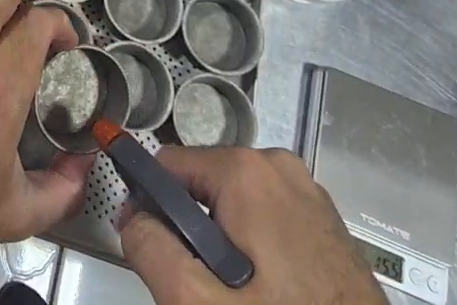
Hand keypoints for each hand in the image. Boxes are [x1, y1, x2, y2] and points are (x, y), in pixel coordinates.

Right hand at [118, 146, 379, 304]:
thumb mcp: (199, 301)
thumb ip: (150, 249)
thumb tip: (132, 216)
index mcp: (246, 170)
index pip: (166, 166)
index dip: (152, 208)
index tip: (162, 254)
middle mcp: (278, 165)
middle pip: (200, 184)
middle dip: (192, 230)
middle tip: (211, 288)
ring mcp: (307, 191)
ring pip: (233, 203)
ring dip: (224, 243)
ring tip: (243, 294)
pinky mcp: (325, 218)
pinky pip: (266, 217)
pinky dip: (256, 248)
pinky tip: (269, 291)